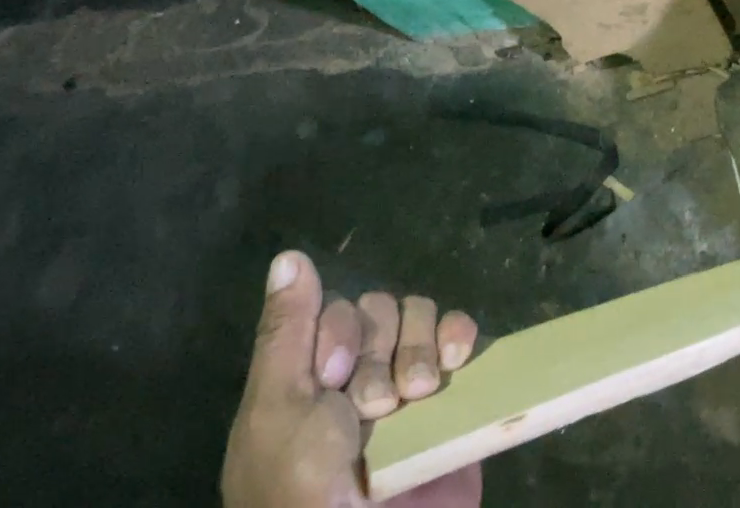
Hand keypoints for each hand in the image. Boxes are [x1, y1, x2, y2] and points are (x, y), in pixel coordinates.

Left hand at [221, 251, 483, 506]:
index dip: (340, 335)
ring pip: (421, 317)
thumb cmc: (305, 488)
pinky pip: (462, 339)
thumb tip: (288, 256)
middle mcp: (358, 376)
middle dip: (382, 351)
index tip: (330, 380)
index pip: (336, 311)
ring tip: (419, 394)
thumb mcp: (277, 412)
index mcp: (309, 380)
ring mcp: (410, 385)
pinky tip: (458, 357)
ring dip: (419, 347)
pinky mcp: (455, 397)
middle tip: (377, 404)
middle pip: (382, 311)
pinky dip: (461, 335)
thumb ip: (286, 333)